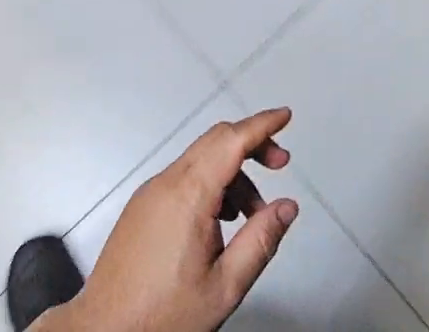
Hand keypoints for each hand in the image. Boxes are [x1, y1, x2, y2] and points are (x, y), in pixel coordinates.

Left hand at [39, 108, 298, 331]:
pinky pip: (183, 178)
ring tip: (252, 215)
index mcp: (189, 196)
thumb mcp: (225, 285)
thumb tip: (287, 207)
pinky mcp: (141, 207)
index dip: (262, 124)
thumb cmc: (160, 316)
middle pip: (216, 141)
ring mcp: (150, 193)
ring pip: (200, 160)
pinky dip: (210, 184)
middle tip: (280, 163)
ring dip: (232, 173)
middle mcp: (166, 184)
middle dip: (252, 145)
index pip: (232, 140)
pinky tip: (221, 221)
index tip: (284, 116)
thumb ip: (261, 241)